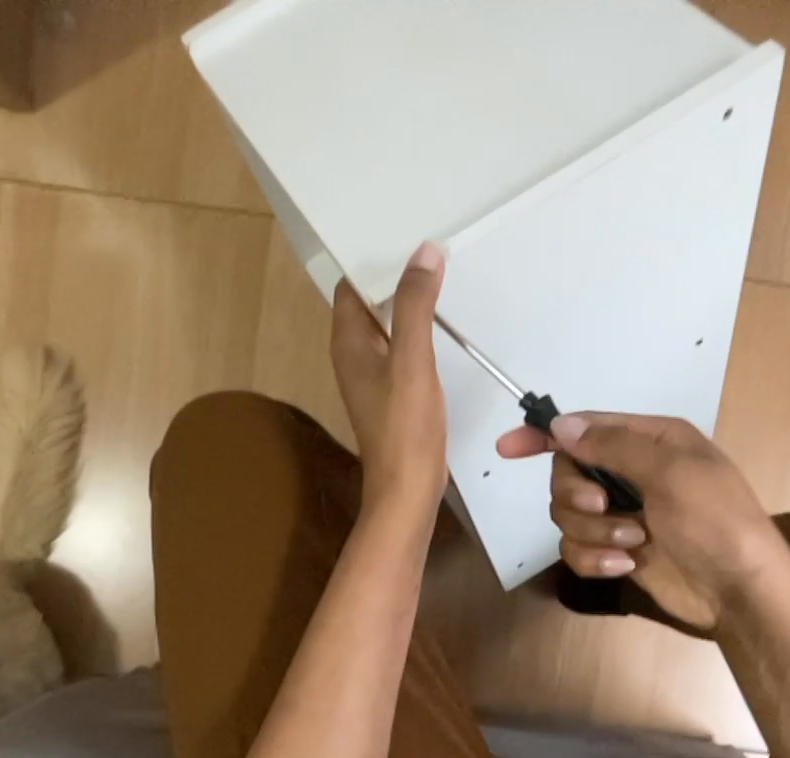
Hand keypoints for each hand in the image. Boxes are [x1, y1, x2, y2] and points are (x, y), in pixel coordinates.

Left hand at [330, 242, 448, 515]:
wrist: (408, 488)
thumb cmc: (405, 427)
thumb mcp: (411, 360)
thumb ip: (415, 306)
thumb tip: (424, 253)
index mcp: (348, 342)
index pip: (351, 285)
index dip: (374, 261)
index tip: (405, 236)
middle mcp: (354, 355)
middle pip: (369, 303)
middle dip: (396, 278)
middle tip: (430, 249)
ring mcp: (373, 376)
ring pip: (387, 326)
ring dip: (409, 304)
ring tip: (440, 276)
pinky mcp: (392, 393)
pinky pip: (401, 348)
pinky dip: (418, 331)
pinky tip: (441, 326)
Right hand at [496, 412, 789, 631]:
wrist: (739, 590)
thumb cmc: (716, 521)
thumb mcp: (672, 472)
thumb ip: (613, 445)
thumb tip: (561, 426)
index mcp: (650, 441)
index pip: (584, 429)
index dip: (543, 435)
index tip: (507, 448)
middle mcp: (631, 472)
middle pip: (567, 474)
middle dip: (578, 495)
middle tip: (602, 507)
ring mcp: (622, 514)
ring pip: (568, 515)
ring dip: (595, 532)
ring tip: (633, 542)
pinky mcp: (616, 550)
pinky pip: (577, 549)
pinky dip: (596, 558)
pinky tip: (625, 567)